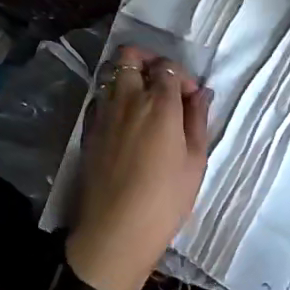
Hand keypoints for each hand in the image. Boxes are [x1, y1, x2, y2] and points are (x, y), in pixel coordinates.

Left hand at [66, 45, 211, 289]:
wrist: (115, 232)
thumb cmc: (165, 199)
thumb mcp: (195, 161)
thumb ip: (197, 120)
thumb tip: (201, 94)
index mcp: (159, 104)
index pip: (168, 67)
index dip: (182, 77)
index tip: (190, 99)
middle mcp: (127, 99)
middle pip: (130, 56)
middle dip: (149, 62)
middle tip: (163, 85)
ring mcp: (103, 114)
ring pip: (111, 74)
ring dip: (129, 77)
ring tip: (144, 102)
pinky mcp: (88, 131)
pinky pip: (99, 98)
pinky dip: (112, 98)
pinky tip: (125, 121)